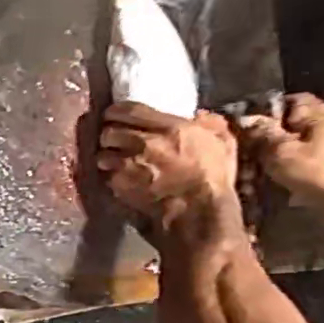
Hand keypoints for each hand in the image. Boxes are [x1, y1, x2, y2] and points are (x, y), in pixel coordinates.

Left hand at [98, 103, 238, 221]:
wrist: (196, 212)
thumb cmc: (213, 178)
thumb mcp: (222, 143)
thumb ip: (211, 124)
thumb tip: (199, 114)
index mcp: (170, 127)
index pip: (129, 110)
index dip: (116, 111)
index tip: (113, 114)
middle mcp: (143, 143)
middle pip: (108, 132)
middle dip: (109, 135)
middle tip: (114, 140)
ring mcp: (127, 165)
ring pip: (101, 155)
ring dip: (106, 157)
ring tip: (114, 161)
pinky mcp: (117, 185)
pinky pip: (104, 176)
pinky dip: (109, 176)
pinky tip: (118, 178)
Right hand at [237, 93, 323, 204]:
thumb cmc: (315, 171)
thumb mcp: (280, 150)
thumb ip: (262, 132)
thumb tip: (245, 118)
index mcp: (320, 114)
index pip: (291, 100)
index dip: (266, 109)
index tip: (245, 124)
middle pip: (292, 121)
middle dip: (267, 133)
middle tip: (244, 146)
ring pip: (294, 141)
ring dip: (273, 151)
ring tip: (252, 164)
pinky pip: (300, 156)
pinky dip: (283, 163)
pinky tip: (269, 175)